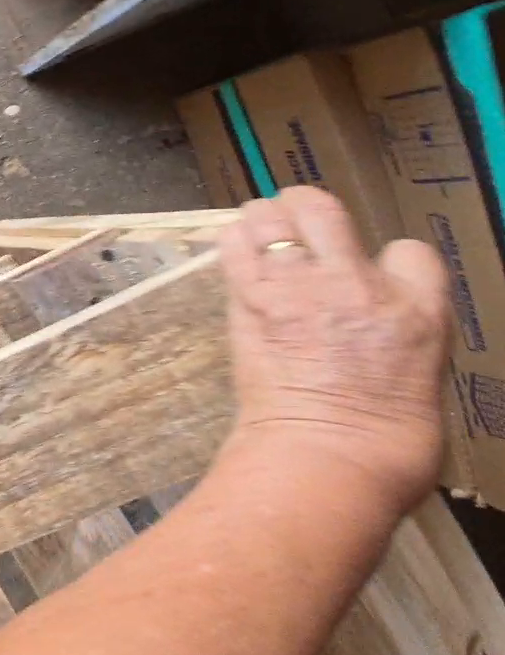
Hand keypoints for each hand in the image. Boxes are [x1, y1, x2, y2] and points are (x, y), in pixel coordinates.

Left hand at [217, 187, 451, 517]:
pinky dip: (233, 241)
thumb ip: (387, 326)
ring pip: (271, 219)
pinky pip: (235, 248)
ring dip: (260, 219)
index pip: (410, 249)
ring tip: (258, 229)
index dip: (386, 254)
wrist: (331, 448)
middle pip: (323, 210)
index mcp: (420, 307)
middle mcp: (358, 285)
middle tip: (291, 217)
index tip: (367, 266)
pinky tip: (235, 248)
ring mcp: (299, 287)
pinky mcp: (251, 300)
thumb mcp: (416, 367)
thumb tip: (359, 317)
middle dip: (304, 206)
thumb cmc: (382, 430)